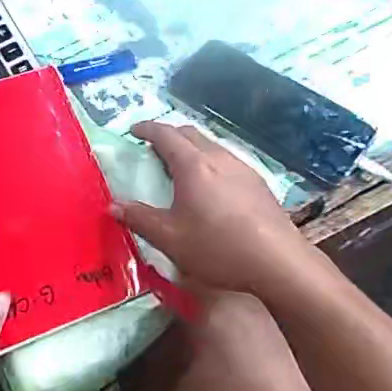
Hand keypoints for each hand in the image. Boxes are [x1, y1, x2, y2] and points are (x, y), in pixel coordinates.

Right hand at [113, 122, 316, 296]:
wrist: (278, 261)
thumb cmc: (217, 247)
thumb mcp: (170, 238)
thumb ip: (139, 218)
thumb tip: (113, 205)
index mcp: (193, 165)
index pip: (165, 134)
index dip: (146, 129)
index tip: (133, 131)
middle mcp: (219, 158)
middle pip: (190, 134)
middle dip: (169, 136)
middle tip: (153, 150)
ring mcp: (243, 169)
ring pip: (212, 146)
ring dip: (192, 149)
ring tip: (181, 169)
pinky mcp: (259, 184)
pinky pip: (227, 161)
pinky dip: (210, 163)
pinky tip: (212, 188)